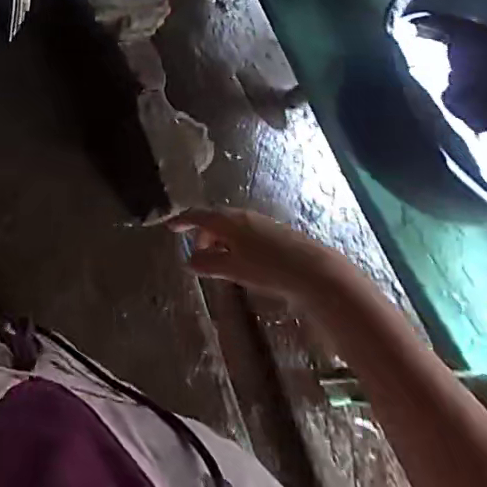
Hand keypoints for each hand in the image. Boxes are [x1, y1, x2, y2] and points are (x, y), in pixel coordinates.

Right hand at [167, 207, 351, 299]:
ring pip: (232, 226)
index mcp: (227, 220)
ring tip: (220, 260)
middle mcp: (243, 216)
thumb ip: (208, 263)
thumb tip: (188, 260)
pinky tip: (243, 260)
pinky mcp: (277, 232)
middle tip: (198, 253)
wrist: (316, 272)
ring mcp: (262, 222)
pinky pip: (247, 232)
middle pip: (215, 219)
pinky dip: (236, 242)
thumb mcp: (232, 269)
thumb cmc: (268, 268)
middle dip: (203, 234)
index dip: (182, 220)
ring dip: (221, 239)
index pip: (198, 215)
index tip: (170, 226)